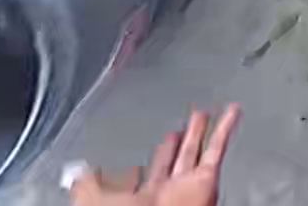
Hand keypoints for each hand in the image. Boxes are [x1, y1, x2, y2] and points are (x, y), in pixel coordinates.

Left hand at [68, 105, 240, 205]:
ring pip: (195, 150)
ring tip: (205, 113)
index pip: (133, 180)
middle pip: (169, 162)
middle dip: (175, 143)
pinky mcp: (207, 177)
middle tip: (182, 125)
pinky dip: (227, 126)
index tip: (139, 154)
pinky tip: (232, 112)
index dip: (135, 167)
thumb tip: (75, 172)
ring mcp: (184, 184)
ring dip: (202, 130)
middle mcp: (159, 193)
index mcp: (131, 202)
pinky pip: (218, 147)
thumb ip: (87, 188)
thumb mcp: (96, 204)